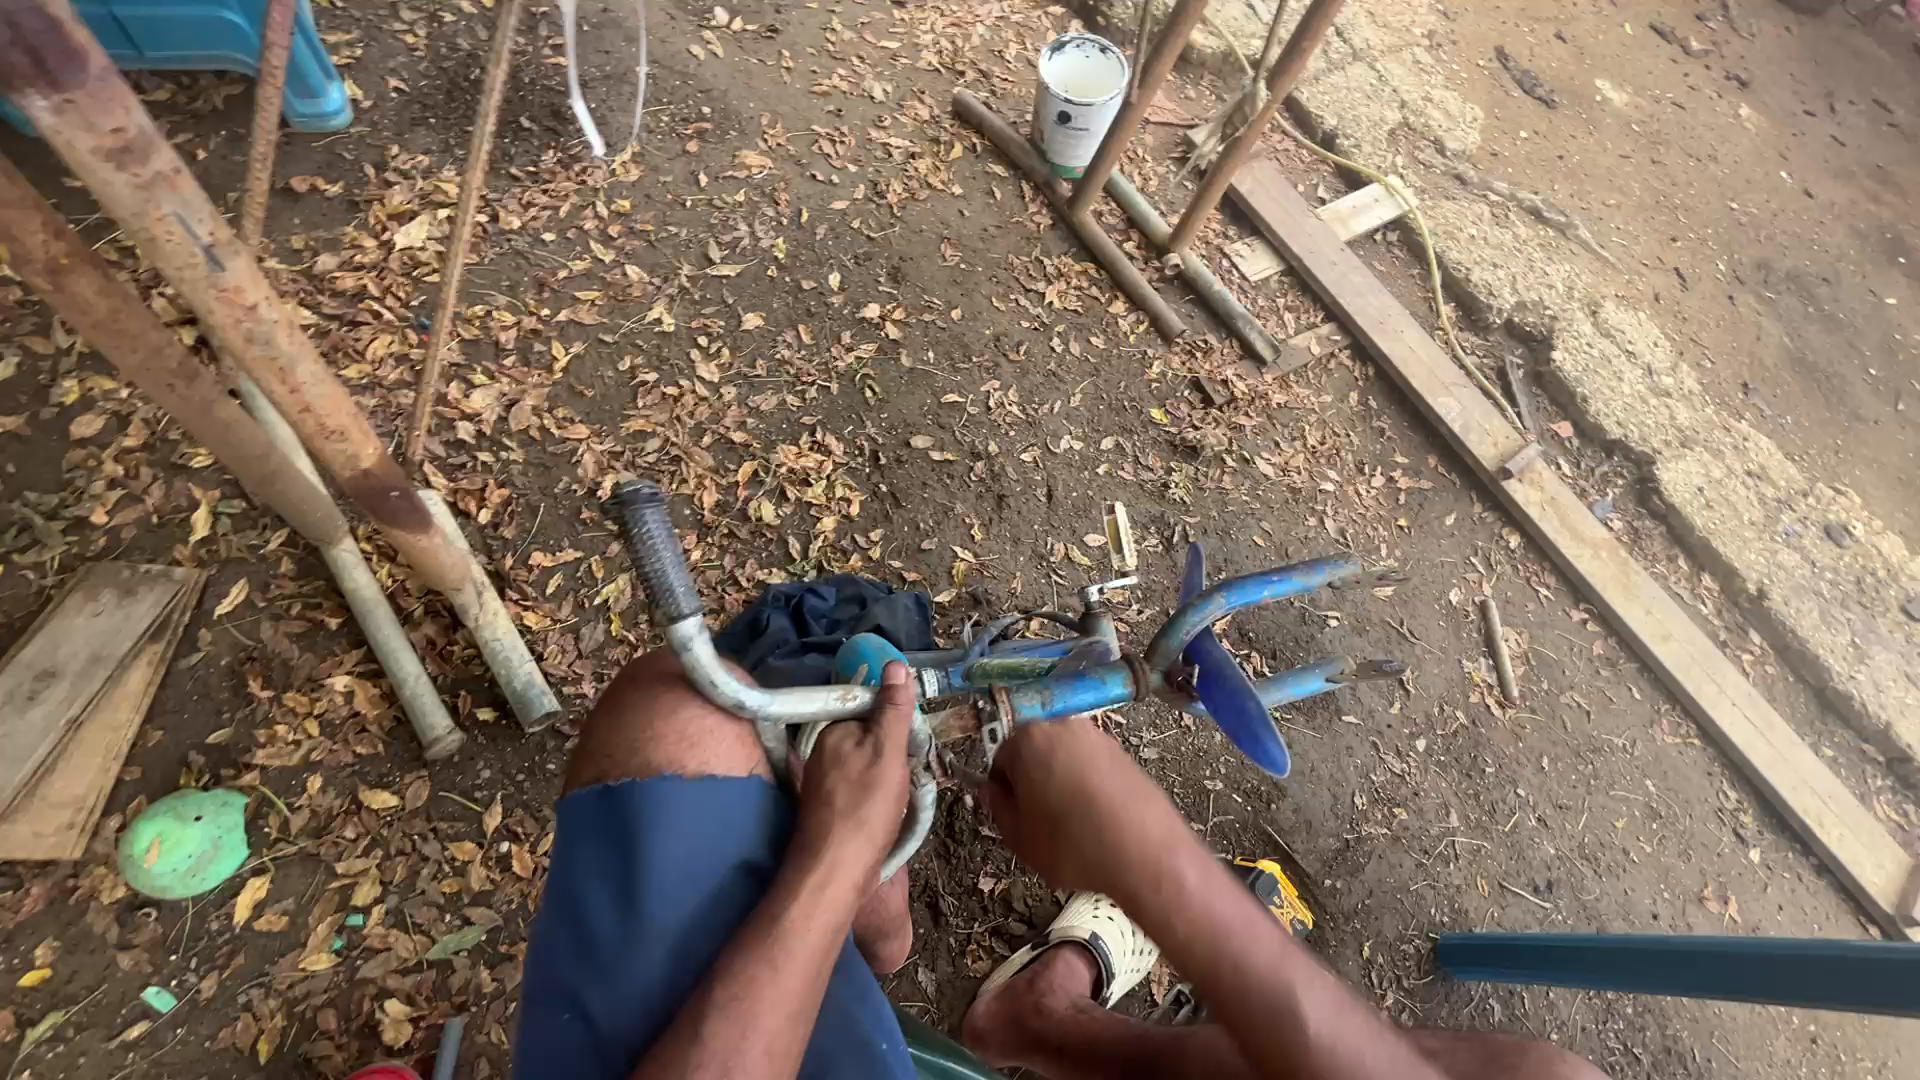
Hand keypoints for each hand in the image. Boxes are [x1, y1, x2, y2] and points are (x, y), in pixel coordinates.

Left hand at [793, 661, 914, 882]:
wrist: (834, 873)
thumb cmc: (865, 808)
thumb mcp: (888, 751)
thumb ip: (893, 709)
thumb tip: (896, 663)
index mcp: (833, 729)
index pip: (870, 707)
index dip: (897, 719)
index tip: (914, 740)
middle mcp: (823, 749)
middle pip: (869, 734)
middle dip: (894, 748)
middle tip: (912, 768)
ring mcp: (823, 779)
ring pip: (867, 761)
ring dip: (889, 772)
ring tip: (903, 791)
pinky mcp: (828, 805)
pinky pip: (860, 784)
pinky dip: (878, 792)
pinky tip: (888, 809)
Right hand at [977, 715, 1196, 899]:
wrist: (1145, 851)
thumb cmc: (1071, 844)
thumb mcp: (1020, 837)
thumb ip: (996, 807)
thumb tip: (988, 789)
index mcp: (1028, 739)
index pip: (1000, 759)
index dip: (1004, 791)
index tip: (1015, 818)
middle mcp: (1061, 725)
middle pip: (1034, 752)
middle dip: (1033, 782)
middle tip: (1041, 822)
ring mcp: (1096, 736)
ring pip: (1064, 758)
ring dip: (1061, 782)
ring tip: (1073, 823)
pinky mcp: (1122, 751)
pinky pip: (1092, 765)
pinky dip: (1089, 785)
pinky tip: (1098, 818)